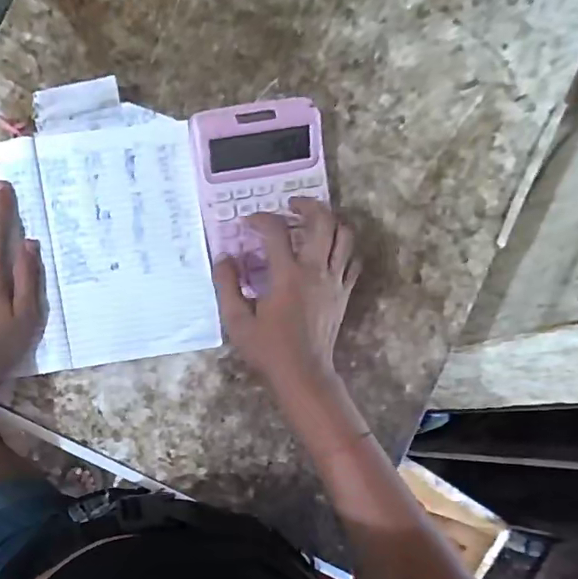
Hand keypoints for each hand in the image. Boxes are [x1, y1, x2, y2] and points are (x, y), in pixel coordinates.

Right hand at [212, 197, 359, 396]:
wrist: (303, 373)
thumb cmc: (268, 349)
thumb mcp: (237, 320)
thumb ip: (227, 286)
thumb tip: (224, 258)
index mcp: (287, 275)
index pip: (275, 231)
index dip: (260, 219)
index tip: (248, 222)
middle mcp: (315, 271)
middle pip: (322, 220)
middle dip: (307, 205)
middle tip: (291, 206)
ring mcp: (334, 281)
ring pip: (344, 236)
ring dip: (331, 221)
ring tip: (314, 222)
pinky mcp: (344, 293)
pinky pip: (353, 261)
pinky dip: (344, 248)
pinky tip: (330, 251)